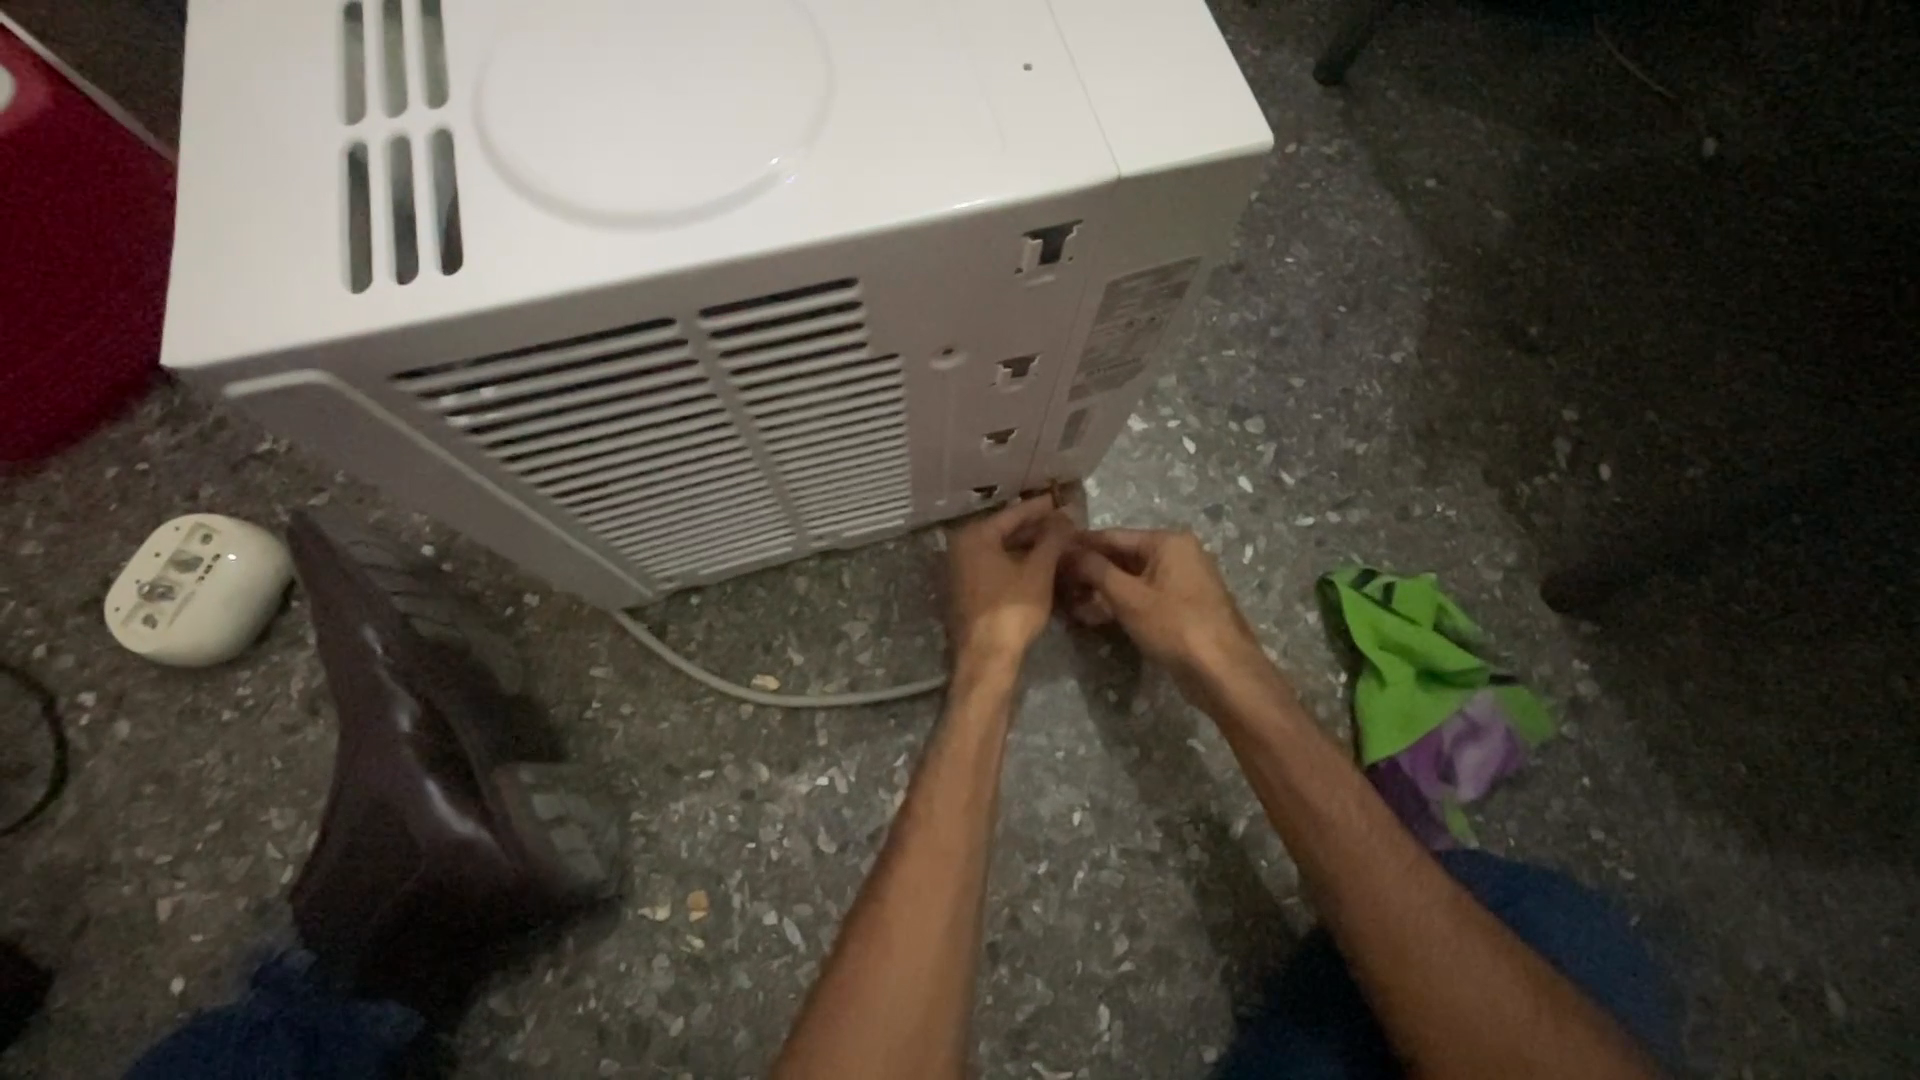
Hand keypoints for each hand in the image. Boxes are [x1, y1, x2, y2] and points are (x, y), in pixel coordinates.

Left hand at [946, 497, 1075, 663]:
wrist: (986, 657)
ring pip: (1001, 551)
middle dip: (1036, 528)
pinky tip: (1040, 565)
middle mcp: (961, 548)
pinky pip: (995, 567)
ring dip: (1028, 547)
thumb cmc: (1012, 608)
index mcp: (974, 536)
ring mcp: (961, 571)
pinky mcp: (967, 591)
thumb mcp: (1039, 570)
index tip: (1062, 499)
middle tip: (1065, 523)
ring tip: (1058, 543)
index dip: (1041, 507)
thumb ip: (1052, 539)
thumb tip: (1065, 516)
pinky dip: (1017, 564)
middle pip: (1005, 531)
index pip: (1013, 513)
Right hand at [1062, 529, 1260, 676]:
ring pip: (1131, 580)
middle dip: (1089, 572)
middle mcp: (1178, 554)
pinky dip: (1119, 604)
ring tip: (1068, 604)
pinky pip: (1144, 597)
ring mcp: (1182, 582)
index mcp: (1168, 542)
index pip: (1112, 536)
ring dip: (1100, 591)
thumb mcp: (1128, 596)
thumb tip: (1066, 551)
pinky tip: (1092, 617)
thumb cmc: (1174, 625)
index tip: (1050, 554)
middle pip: (1122, 557)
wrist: (1223, 671)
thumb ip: (1094, 570)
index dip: (1079, 546)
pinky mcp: (1182, 608)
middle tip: (1055, 584)